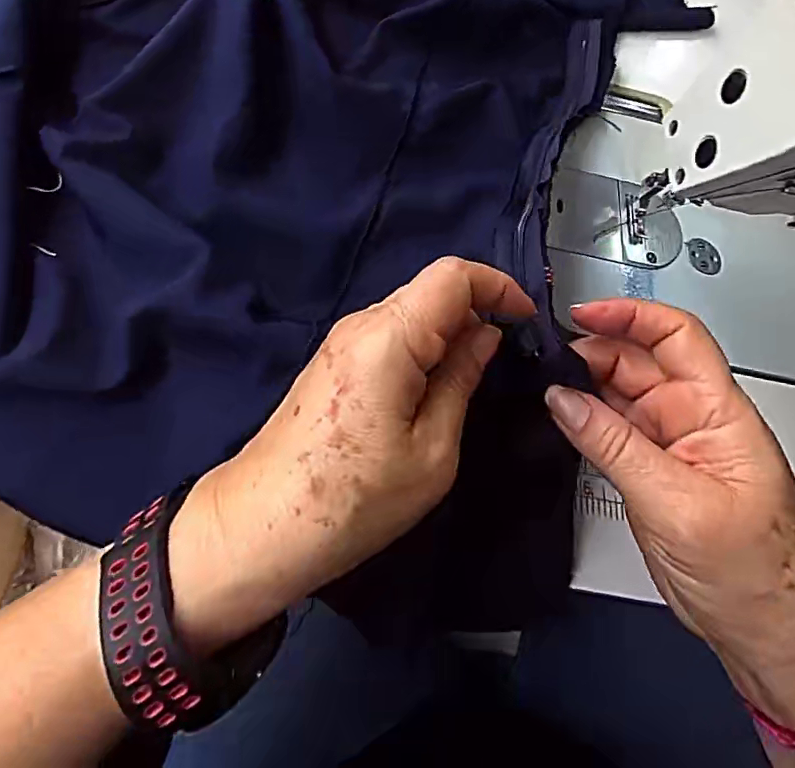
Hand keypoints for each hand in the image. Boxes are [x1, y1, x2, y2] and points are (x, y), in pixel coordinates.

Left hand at [166, 257, 534, 652]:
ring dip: (446, 334)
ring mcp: (339, 342)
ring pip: (407, 314)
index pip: (451, 274)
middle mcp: (358, 325)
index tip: (527, 318)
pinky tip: (430, 390)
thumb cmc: (353, 496)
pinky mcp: (330, 362)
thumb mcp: (432, 448)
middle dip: (474, 313)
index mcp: (387, 336)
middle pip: (428, 291)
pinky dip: (418, 349)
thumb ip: (461, 379)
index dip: (497, 285)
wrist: (266, 519)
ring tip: (470, 382)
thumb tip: (485, 335)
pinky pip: (385, 337)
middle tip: (505, 359)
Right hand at [546, 298, 794, 748]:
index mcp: (719, 414)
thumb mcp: (677, 503)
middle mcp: (691, 419)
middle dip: (589, 350)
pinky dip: (577, 414)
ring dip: (578, 382)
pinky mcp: (645, 466)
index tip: (582, 313)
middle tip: (546, 360)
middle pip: (635, 359)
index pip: (677, 337)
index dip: (630, 315)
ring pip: (614, 390)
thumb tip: (561, 397)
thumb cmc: (759, 578)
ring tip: (543, 384)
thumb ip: (612, 444)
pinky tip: (556, 414)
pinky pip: (605, 424)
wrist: (765, 634)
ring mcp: (665, 442)